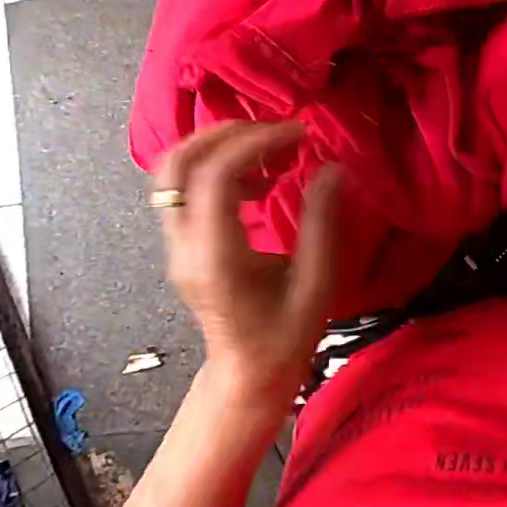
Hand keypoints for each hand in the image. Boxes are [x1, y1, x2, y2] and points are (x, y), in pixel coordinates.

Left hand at [152, 121, 338, 399]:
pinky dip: (217, 167)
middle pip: (178, 162)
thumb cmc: (285, 337)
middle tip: (276, 132)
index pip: (216, 177)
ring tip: (271, 151)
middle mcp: (184, 246)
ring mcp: (174, 245)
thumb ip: (322, 225)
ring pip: (173, 171)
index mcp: (216, 258)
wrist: (245, 375)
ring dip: (219, 146)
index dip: (255, 142)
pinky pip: (183, 188)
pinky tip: (259, 180)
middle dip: (227, 133)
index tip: (298, 134)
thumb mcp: (316, 285)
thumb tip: (333, 169)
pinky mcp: (179, 244)